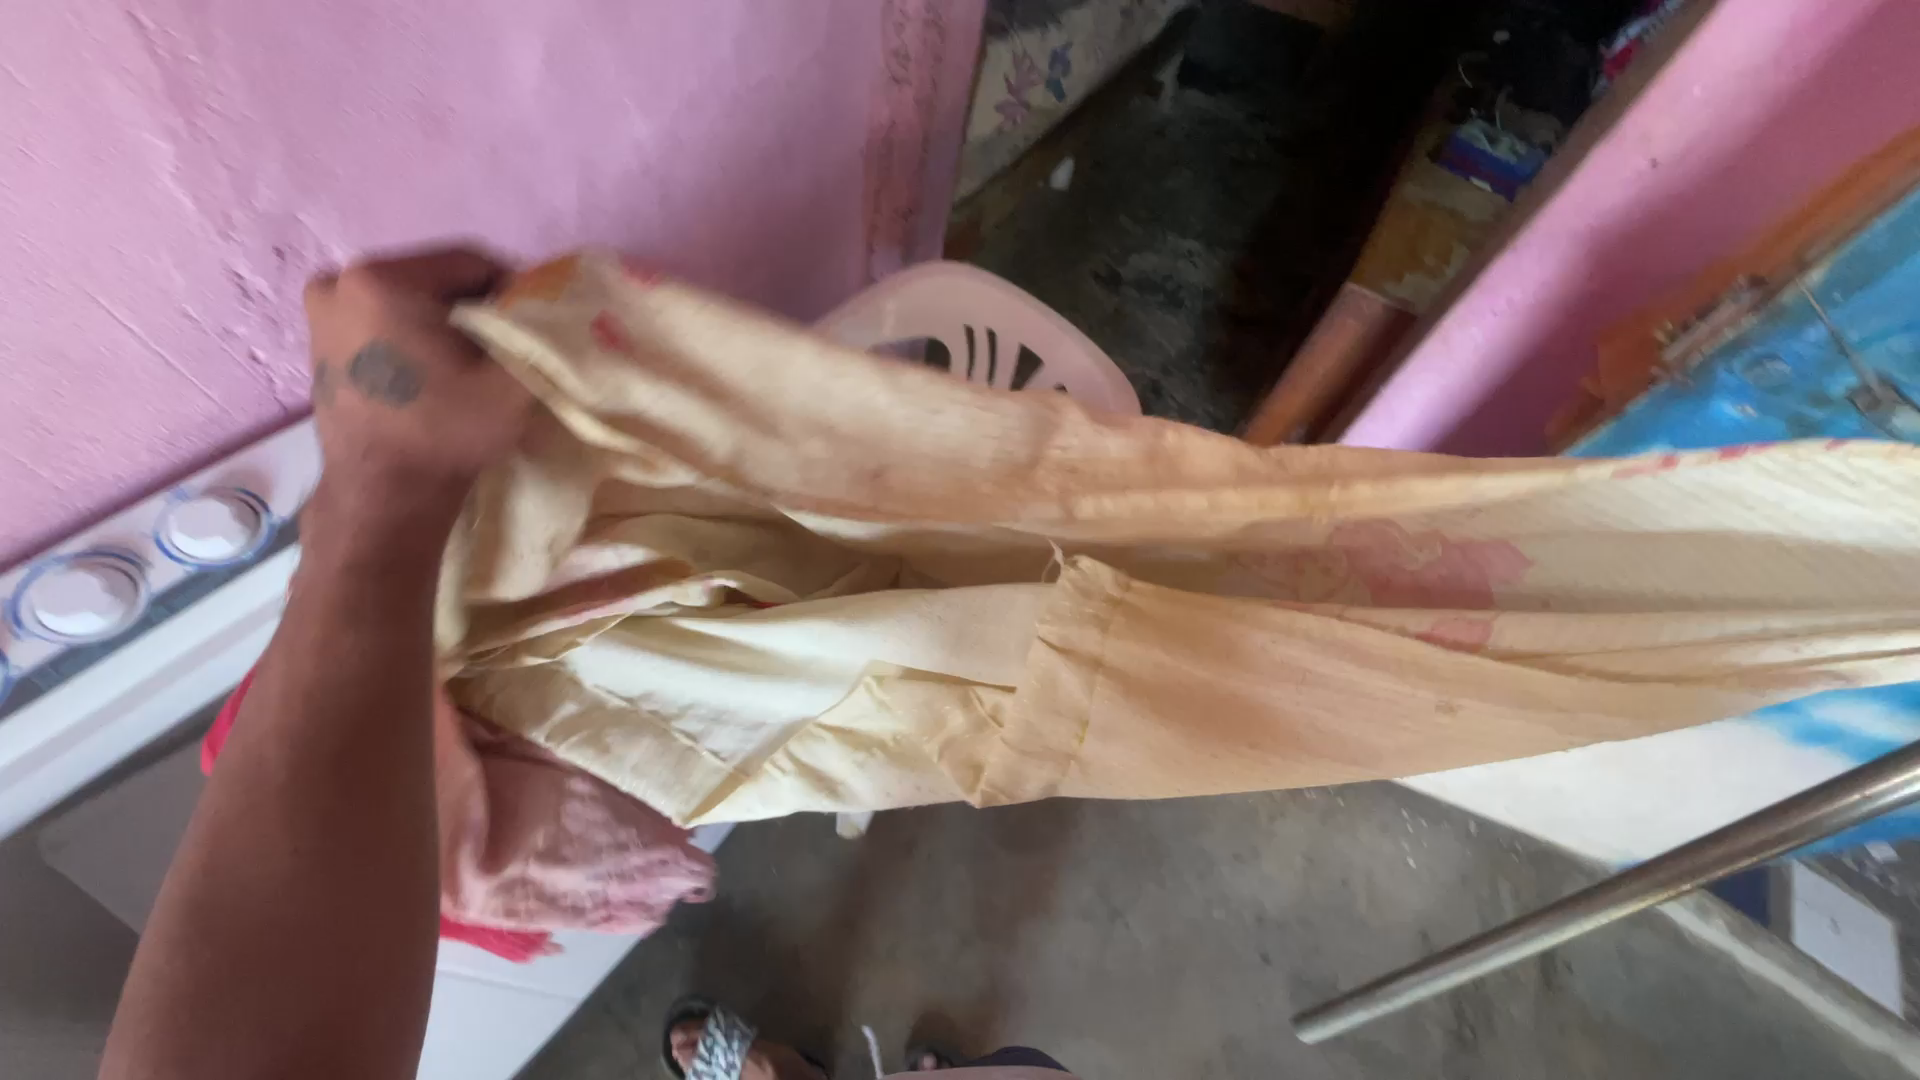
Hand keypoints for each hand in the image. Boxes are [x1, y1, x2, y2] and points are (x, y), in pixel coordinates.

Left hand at [302, 246, 532, 536]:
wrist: (385, 491)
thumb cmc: (448, 431)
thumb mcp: (512, 380)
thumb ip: (536, 333)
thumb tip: (545, 308)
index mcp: (383, 279)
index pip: (471, 260)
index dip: (514, 291)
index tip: (533, 330)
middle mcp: (339, 279)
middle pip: (438, 277)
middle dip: (478, 307)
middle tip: (507, 348)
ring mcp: (321, 307)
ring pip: (413, 297)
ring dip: (449, 321)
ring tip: (473, 363)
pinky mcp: (319, 336)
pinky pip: (386, 317)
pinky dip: (418, 334)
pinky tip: (438, 371)